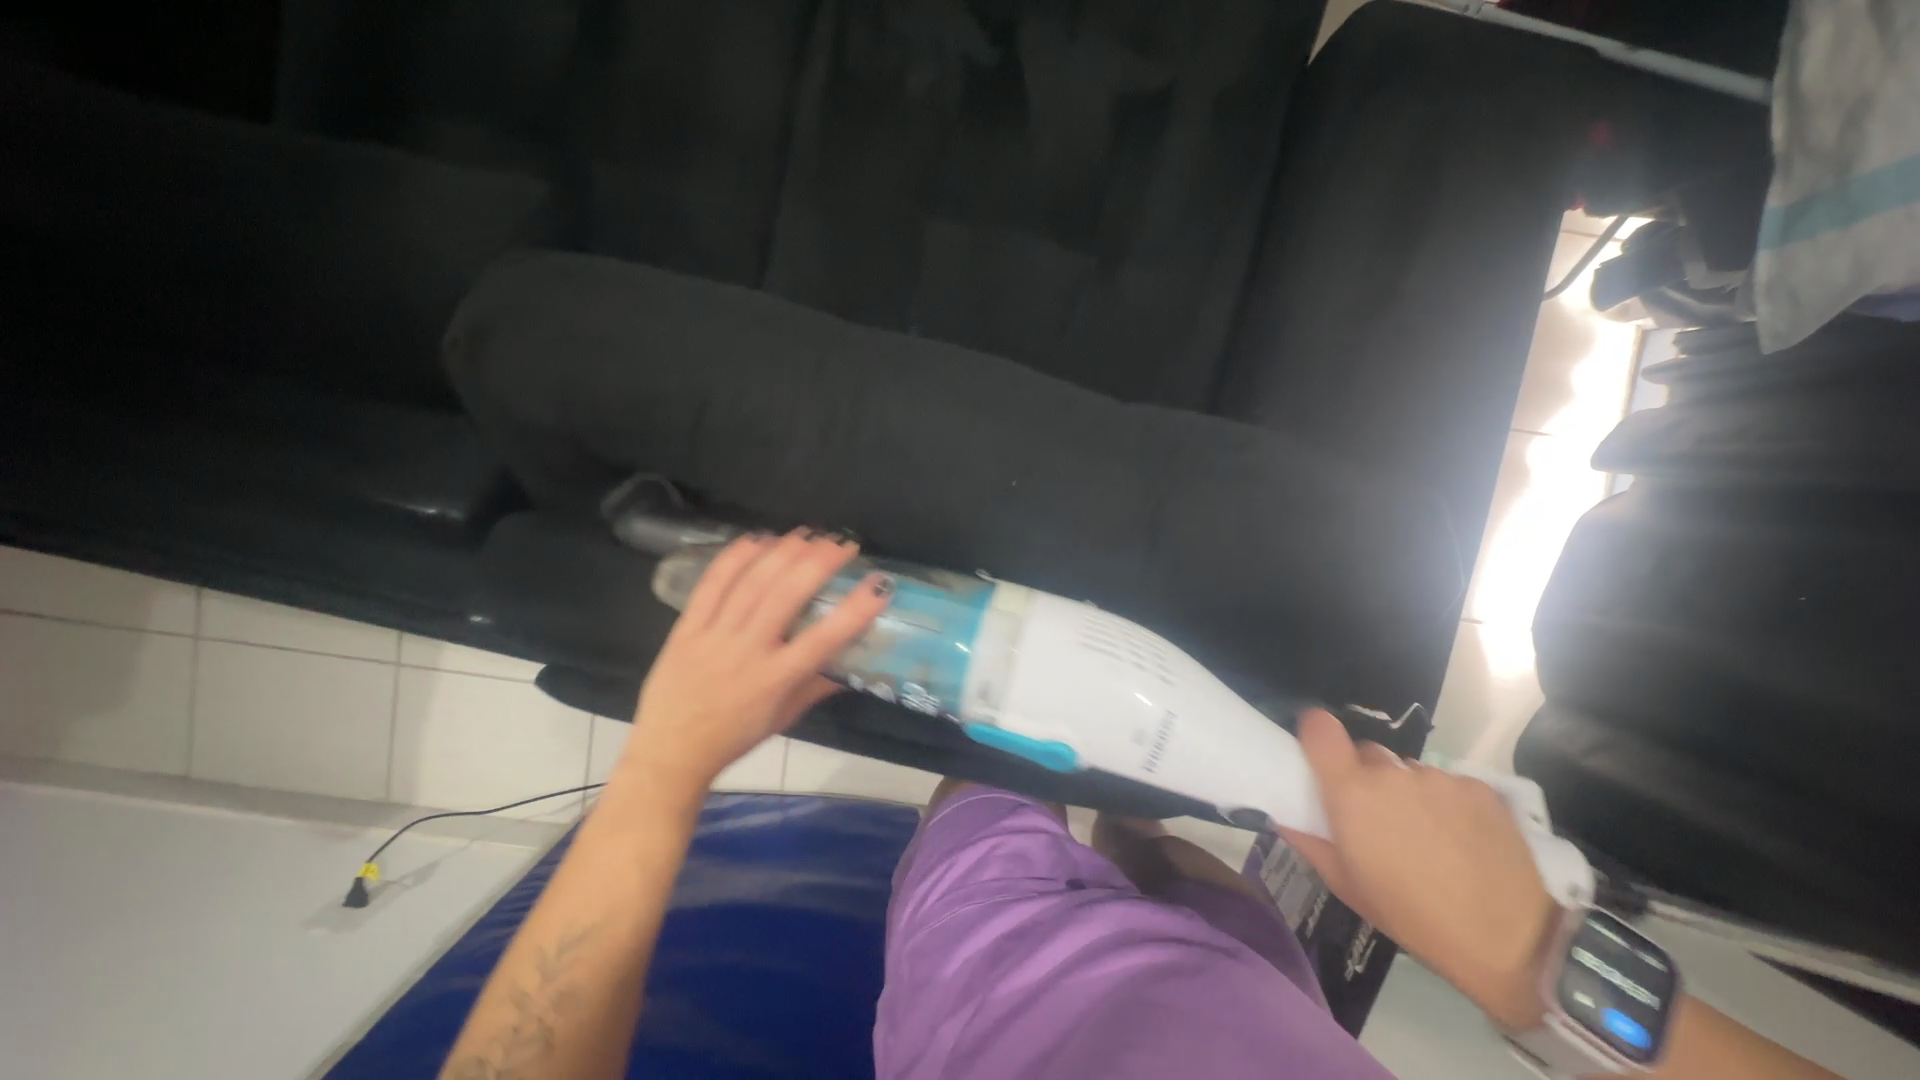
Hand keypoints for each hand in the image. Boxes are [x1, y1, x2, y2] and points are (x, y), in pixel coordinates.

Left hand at [614, 530, 892, 797]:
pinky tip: (757, 539)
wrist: (671, 751)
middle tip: (841, 544)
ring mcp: (713, 637)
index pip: (822, 640)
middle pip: (785, 597)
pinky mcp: (686, 628)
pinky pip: (711, 585)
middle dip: (817, 563)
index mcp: (775, 681)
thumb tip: (853, 666)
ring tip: (806, 535)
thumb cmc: (735, 737)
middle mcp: (746, 653)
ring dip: (781, 553)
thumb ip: (818, 687)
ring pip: (750, 584)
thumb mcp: (784, 718)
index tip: (879, 584)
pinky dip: (734, 558)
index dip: (855, 610)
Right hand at [1276, 709, 1557, 1028]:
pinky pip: (1450, 784)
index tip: (1318, 751)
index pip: (1320, 729)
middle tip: (1378, 817)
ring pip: (1410, 772)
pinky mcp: (1480, 787)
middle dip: (1366, 776)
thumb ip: (1311, 842)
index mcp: (1351, 792)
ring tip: (1429, 836)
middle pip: (1368, 753)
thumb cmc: (1411, 915)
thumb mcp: (1346, 886)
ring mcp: (1440, 777)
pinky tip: (1463, 840)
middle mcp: (1392, 773)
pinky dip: (1448, 804)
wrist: (1507, 938)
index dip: (1316, 732)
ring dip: (1409, 792)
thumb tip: (1286, 817)